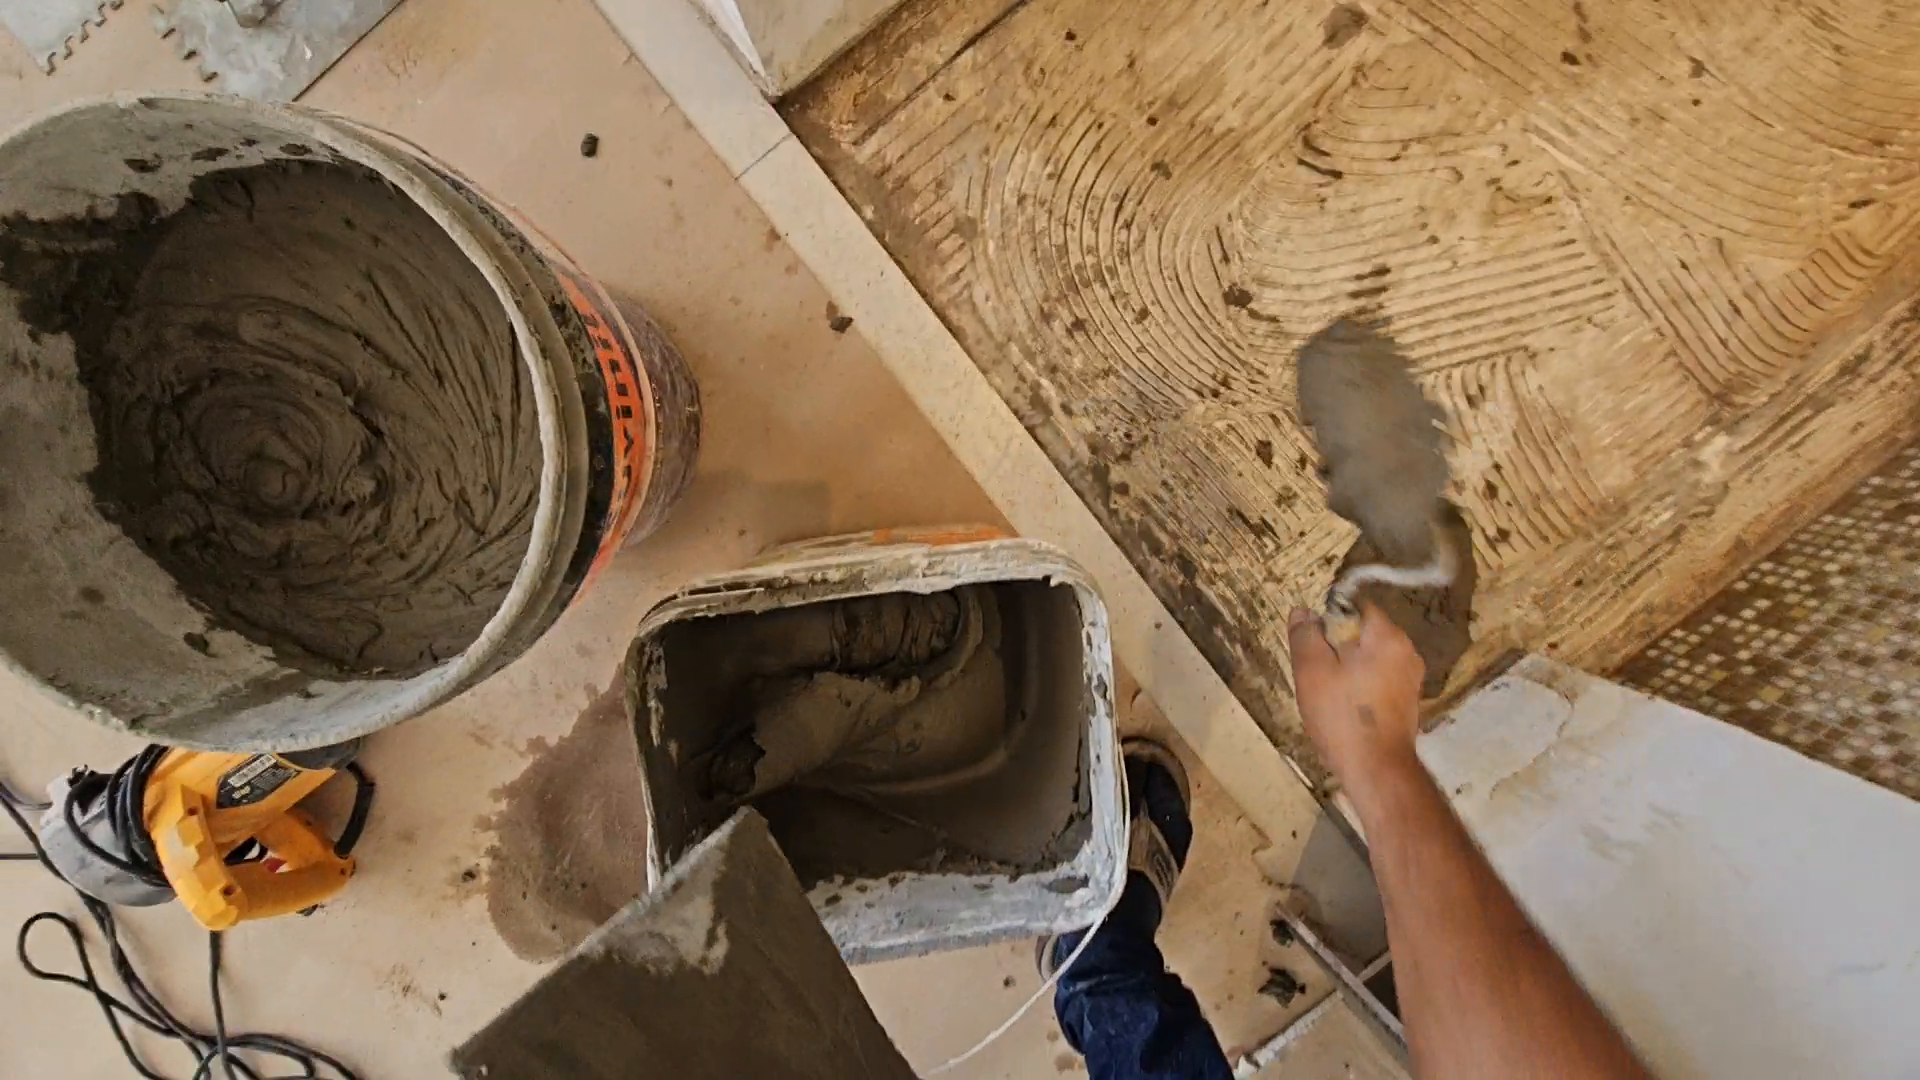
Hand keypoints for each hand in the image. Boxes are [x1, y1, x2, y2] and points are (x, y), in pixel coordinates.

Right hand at [1288, 603, 1424, 804]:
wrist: (1376, 769)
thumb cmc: (1341, 715)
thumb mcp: (1311, 670)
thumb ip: (1305, 634)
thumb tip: (1303, 611)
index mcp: (1387, 637)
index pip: (1357, 605)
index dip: (1329, 616)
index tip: (1311, 638)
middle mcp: (1407, 652)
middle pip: (1363, 631)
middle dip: (1335, 642)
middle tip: (1313, 666)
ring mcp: (1410, 677)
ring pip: (1369, 655)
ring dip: (1345, 663)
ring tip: (1325, 687)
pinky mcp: (1407, 699)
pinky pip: (1377, 675)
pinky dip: (1358, 681)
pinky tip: (1342, 703)